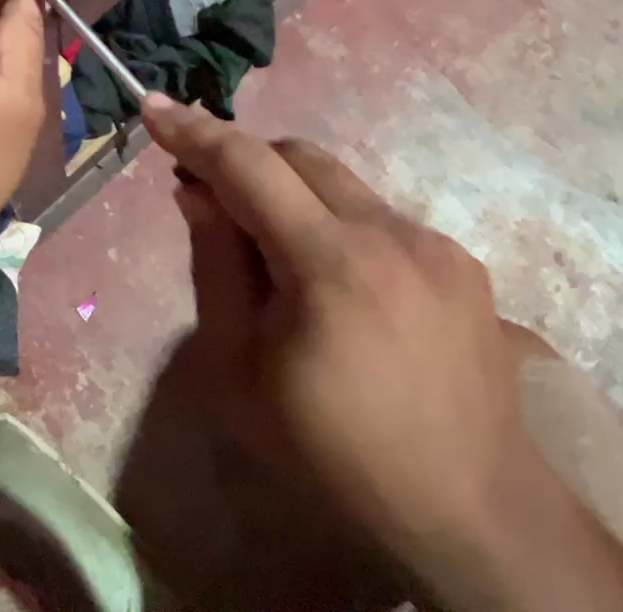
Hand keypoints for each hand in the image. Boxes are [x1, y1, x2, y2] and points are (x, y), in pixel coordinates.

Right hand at [138, 94, 555, 577]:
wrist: (469, 512)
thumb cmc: (331, 454)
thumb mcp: (240, 372)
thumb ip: (216, 268)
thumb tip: (197, 195)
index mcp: (330, 264)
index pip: (249, 167)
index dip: (195, 133)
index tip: (153, 108)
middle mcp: (391, 234)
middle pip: (300, 157)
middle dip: (245, 162)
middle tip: (208, 200)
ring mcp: (437, 247)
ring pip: (343, 186)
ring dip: (294, 198)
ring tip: (276, 263)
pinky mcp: (464, 267)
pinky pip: (382, 221)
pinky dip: (339, 229)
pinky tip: (339, 291)